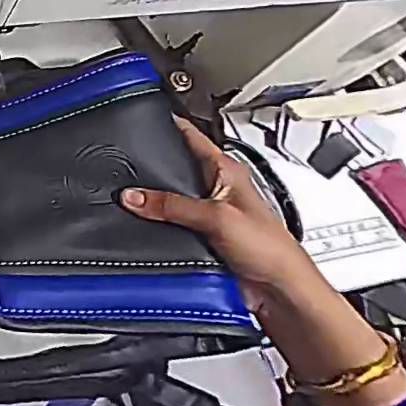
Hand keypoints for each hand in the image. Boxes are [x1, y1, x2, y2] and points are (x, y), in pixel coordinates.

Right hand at [119, 115, 320, 311]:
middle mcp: (216, 187)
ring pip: (170, 200)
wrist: (279, 290)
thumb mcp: (215, 216)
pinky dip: (157, 225)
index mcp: (225, 169)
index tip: (144, 115)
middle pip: (175, 169)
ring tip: (130, 196)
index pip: (192, 136)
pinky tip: (144, 225)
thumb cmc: (269, 247)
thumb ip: (172, 205)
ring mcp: (207, 213)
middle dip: (152, 167)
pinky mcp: (201, 237)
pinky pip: (170, 226)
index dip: (170, 124)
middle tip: (126, 161)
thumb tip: (133, 196)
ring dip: (154, 202)